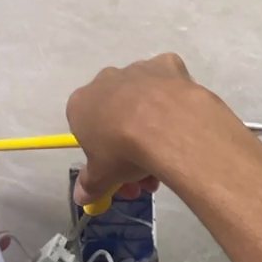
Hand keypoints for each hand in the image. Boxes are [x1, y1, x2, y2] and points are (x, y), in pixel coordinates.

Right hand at [66, 53, 240, 205]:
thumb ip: (90, 185)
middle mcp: (106, 80)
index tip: (120, 175)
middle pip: (116, 115)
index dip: (104, 156)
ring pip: (143, 99)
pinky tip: (180, 118)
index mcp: (81, 103)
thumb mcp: (102, 176)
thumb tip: (81, 197)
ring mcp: (138, 69)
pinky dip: (173, 97)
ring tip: (169, 156)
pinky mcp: (167, 64)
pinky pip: (168, 81)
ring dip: (151, 124)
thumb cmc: (124, 150)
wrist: (166, 126)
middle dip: (128, 146)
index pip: (88, 132)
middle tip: (147, 176)